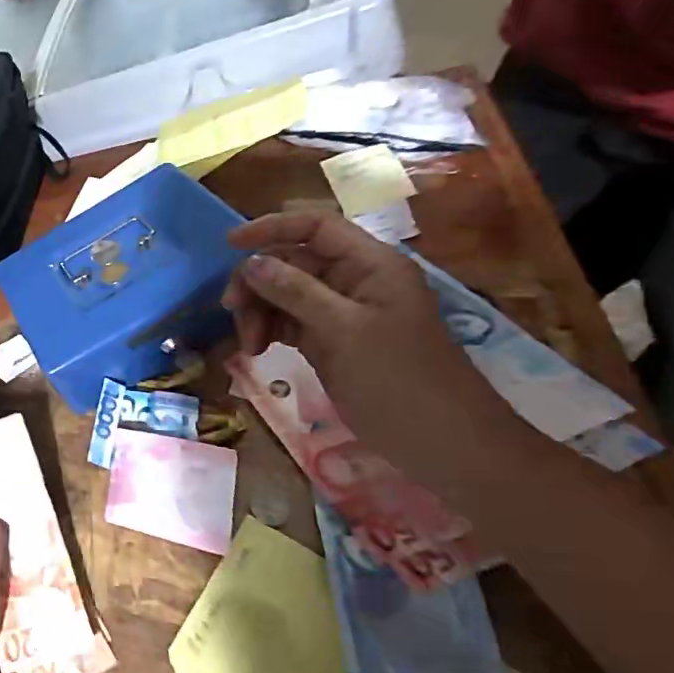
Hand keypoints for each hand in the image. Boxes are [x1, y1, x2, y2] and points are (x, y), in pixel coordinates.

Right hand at [222, 210, 515, 464]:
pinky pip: (291, 322)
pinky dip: (271, 330)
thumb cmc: (399, 381)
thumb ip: (295, 291)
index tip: (229, 245)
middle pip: (294, 261)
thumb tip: (250, 263)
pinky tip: (257, 349)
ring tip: (249, 345)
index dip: (272, 228)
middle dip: (259, 282)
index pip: (316, 227)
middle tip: (231, 310)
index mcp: (370, 264)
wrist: (444, 445)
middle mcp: (355, 281)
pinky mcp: (331, 342)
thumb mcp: (344, 331)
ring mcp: (342, 314)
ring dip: (261, 311)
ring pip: (286, 294)